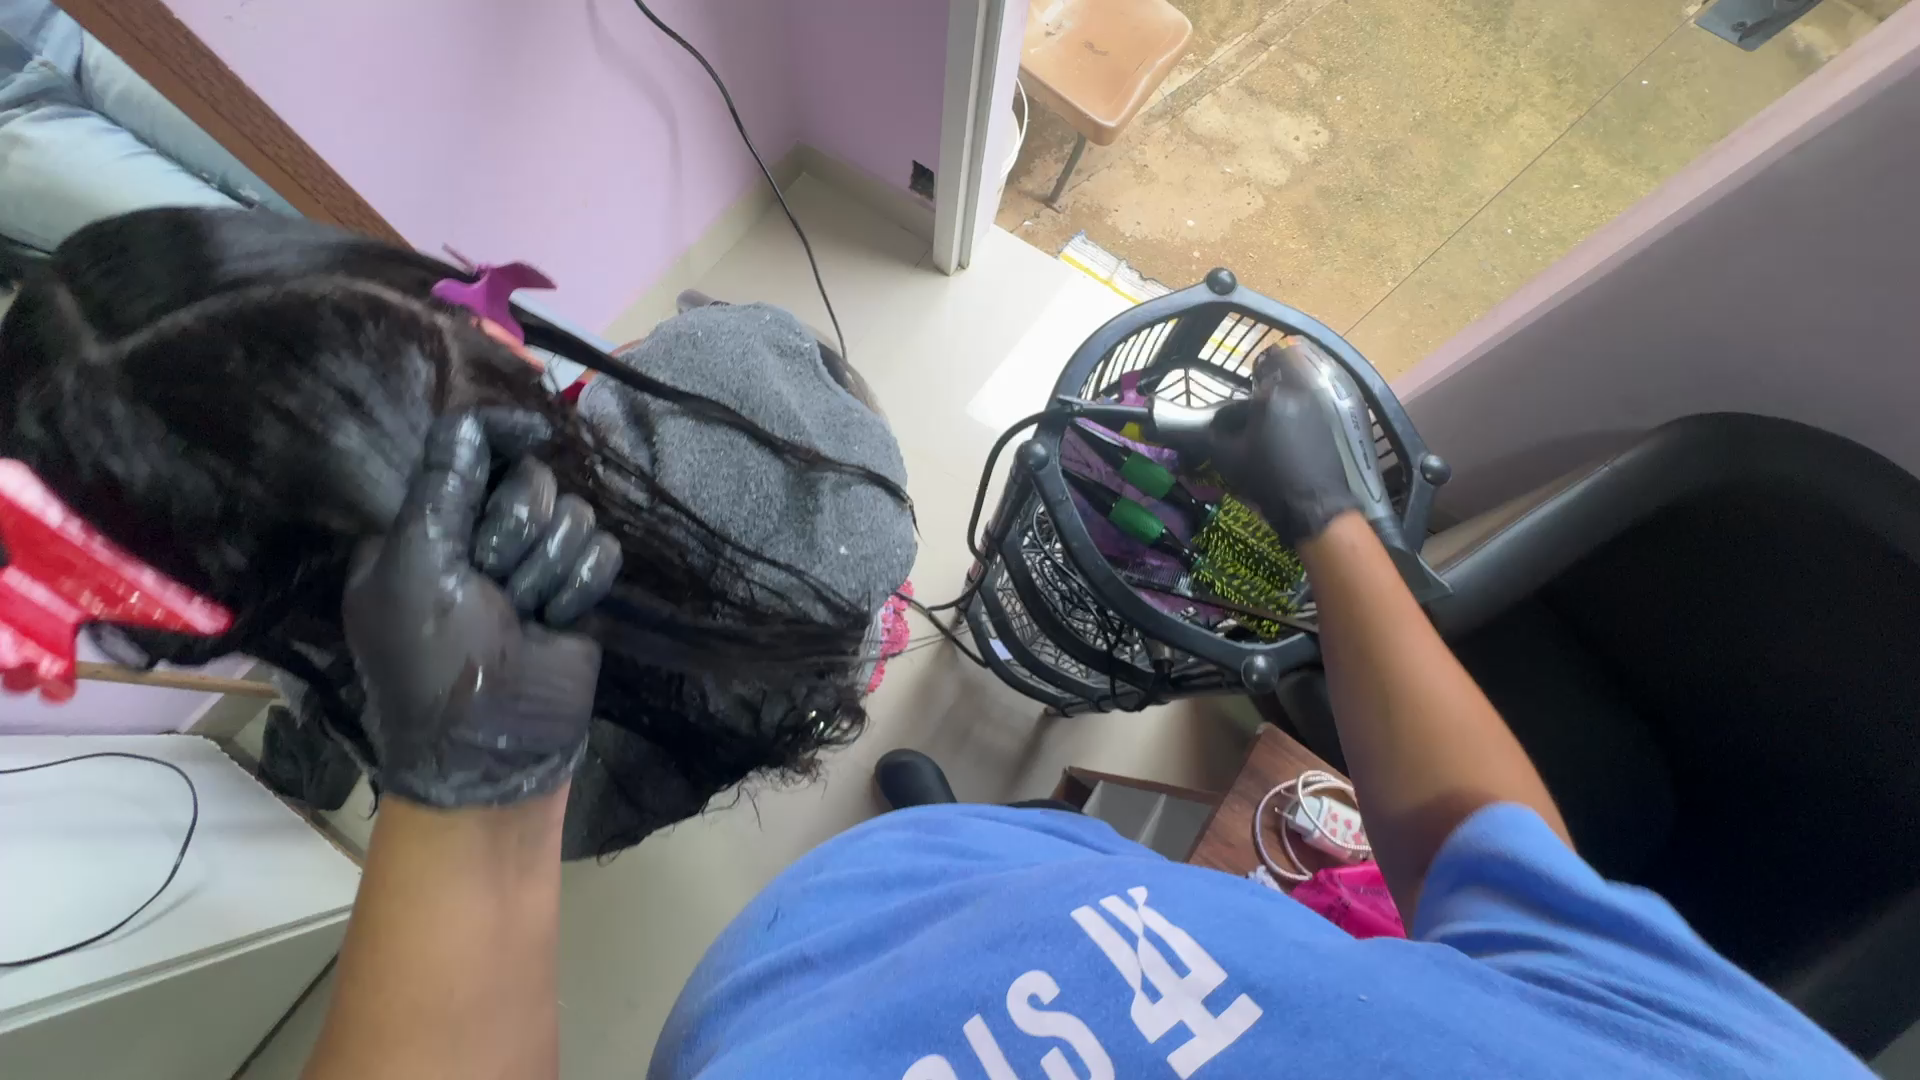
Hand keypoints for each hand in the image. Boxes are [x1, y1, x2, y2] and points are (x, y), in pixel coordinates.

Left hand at [342, 409, 620, 807]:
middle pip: (536, 482)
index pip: (474, 452)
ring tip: (526, 614)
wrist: (497, 744)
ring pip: (578, 516)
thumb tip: (476, 417)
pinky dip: (584, 586)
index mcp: (429, 526)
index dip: (502, 442)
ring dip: (552, 569)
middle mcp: (484, 536)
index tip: (533, 433)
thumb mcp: (417, 567)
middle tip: (494, 579)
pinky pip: (605, 551)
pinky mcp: (579, 589)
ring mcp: (536, 564)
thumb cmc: (437, 659)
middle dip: (519, 532)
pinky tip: (559, 622)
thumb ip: (443, 486)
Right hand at [1205, 344, 1358, 545]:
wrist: (1312, 505)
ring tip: (1258, 451)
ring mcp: (1316, 410)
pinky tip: (1279, 455)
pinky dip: (1284, 433)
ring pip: (1280, 412)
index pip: (1234, 404)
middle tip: (1239, 444)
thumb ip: (1207, 436)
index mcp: (1270, 396)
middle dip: (1247, 421)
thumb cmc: (1266, 477)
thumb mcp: (1226, 457)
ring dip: (1266, 426)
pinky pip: (1297, 422)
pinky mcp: (1327, 427)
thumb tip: (1194, 428)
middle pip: (1260, 403)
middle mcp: (1296, 394)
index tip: (1219, 441)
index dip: (1222, 424)